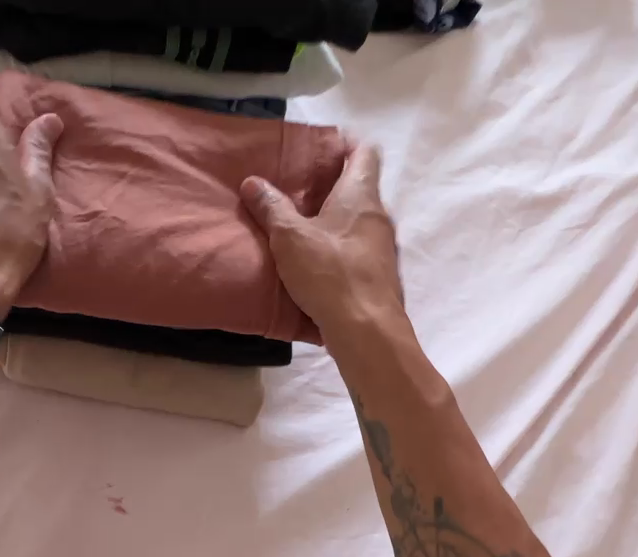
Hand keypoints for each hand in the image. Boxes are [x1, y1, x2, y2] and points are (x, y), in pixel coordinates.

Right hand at [242, 143, 406, 346]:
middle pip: (360, 190)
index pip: (365, 152)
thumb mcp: (290, 239)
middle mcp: (379, 217)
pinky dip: (340, 252)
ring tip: (305, 231)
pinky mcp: (379, 278)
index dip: (346, 144)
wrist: (366, 330)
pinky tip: (318, 268)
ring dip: (336, 223)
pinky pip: (359, 254)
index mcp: (361, 195)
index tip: (323, 148)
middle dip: (333, 188)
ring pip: (359, 224)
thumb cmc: (330, 274)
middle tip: (302, 192)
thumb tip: (252, 182)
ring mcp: (384, 250)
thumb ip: (271, 209)